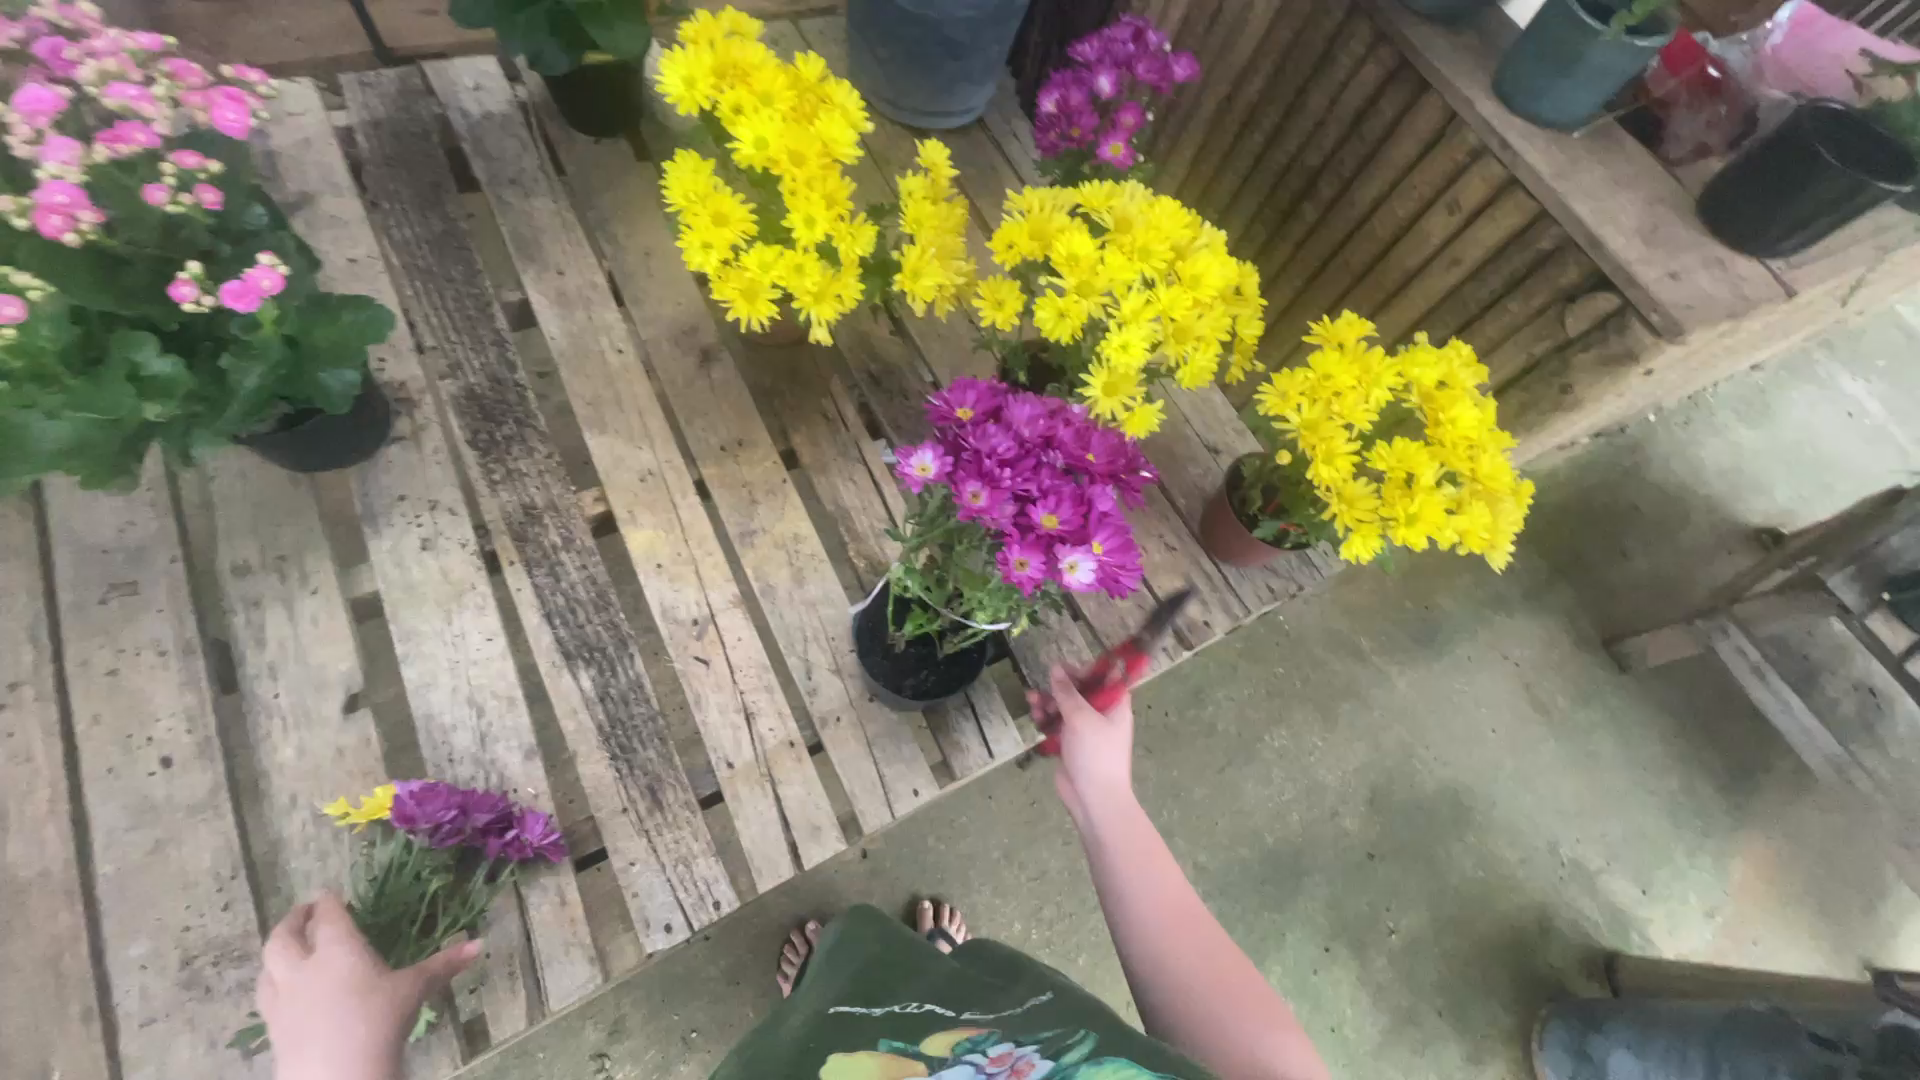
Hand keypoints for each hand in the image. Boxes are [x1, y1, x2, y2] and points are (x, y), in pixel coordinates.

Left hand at [257, 891, 479, 1079]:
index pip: (328, 917)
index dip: (326, 901)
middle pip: (282, 939)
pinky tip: (284, 990)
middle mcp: (304, 970)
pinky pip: (265, 997)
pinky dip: (272, 983)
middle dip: (290, 921)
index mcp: (339, 951)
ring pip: (266, 968)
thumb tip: (479, 943)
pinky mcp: (273, 1030)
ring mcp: (283, 1001)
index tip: (326, 891)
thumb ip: (444, 964)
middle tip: (302, 911)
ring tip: (287, 948)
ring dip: (275, 953)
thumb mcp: (416, 989)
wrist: (337, 1078)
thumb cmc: (380, 1022)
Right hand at [1029, 663, 1135, 825]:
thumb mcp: (1081, 717)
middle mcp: (1102, 714)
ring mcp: (1086, 730)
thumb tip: (1056, 668)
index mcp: (1115, 705)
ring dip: (1048, 702)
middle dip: (1059, 687)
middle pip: (1080, 691)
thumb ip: (1066, 692)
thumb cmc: (1095, 753)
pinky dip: (1046, 718)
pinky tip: (1035, 716)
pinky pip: (1057, 724)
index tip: (1065, 668)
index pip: (1105, 678)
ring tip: (1032, 701)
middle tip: (1044, 685)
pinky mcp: (1071, 743)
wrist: (1094, 798)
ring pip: (1064, 707)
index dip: (1086, 670)